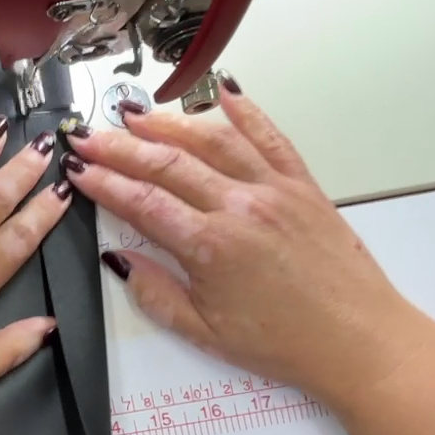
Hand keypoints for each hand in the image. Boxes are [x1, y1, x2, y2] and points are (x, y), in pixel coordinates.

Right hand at [64, 83, 434, 405]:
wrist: (357, 340)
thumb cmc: (281, 343)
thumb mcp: (202, 332)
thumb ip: (155, 294)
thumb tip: (120, 260)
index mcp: (210, 246)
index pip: (142, 203)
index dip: (104, 183)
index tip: (77, 169)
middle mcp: (241, 207)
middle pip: (168, 163)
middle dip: (121, 147)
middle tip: (87, 135)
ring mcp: (275, 190)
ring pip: (213, 142)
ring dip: (169, 124)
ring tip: (135, 115)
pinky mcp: (304, 186)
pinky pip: (271, 138)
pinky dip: (246, 112)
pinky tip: (224, 91)